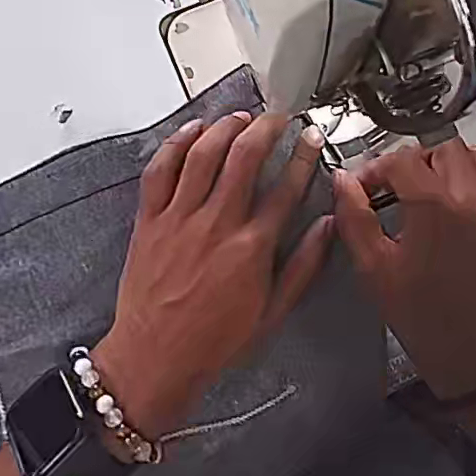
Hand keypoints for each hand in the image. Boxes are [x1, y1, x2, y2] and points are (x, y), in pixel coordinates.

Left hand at [93, 111, 335, 436]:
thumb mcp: (273, 312)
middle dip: (266, 128)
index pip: (286, 188)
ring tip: (240, 117)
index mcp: (251, 248)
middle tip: (277, 118)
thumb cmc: (214, 340)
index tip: (310, 139)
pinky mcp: (150, 220)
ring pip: (203, 155)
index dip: (303, 157)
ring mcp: (179, 219)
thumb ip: (304, 265)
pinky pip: (160, 170)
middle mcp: (216, 225)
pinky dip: (176, 144)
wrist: (155, 357)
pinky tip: (192, 130)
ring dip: (225, 128)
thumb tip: (326, 226)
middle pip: (245, 158)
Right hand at [332, 139, 475, 400]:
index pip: (402, 160)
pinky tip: (457, 197)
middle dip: (411, 163)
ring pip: (475, 155)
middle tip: (393, 187)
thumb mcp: (374, 268)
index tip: (365, 186)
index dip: (375, 169)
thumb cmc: (426, 318)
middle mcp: (472, 202)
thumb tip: (344, 184)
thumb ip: (354, 217)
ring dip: (447, 163)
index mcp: (435, 209)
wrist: (471, 351)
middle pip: (440, 149)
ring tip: (426, 187)